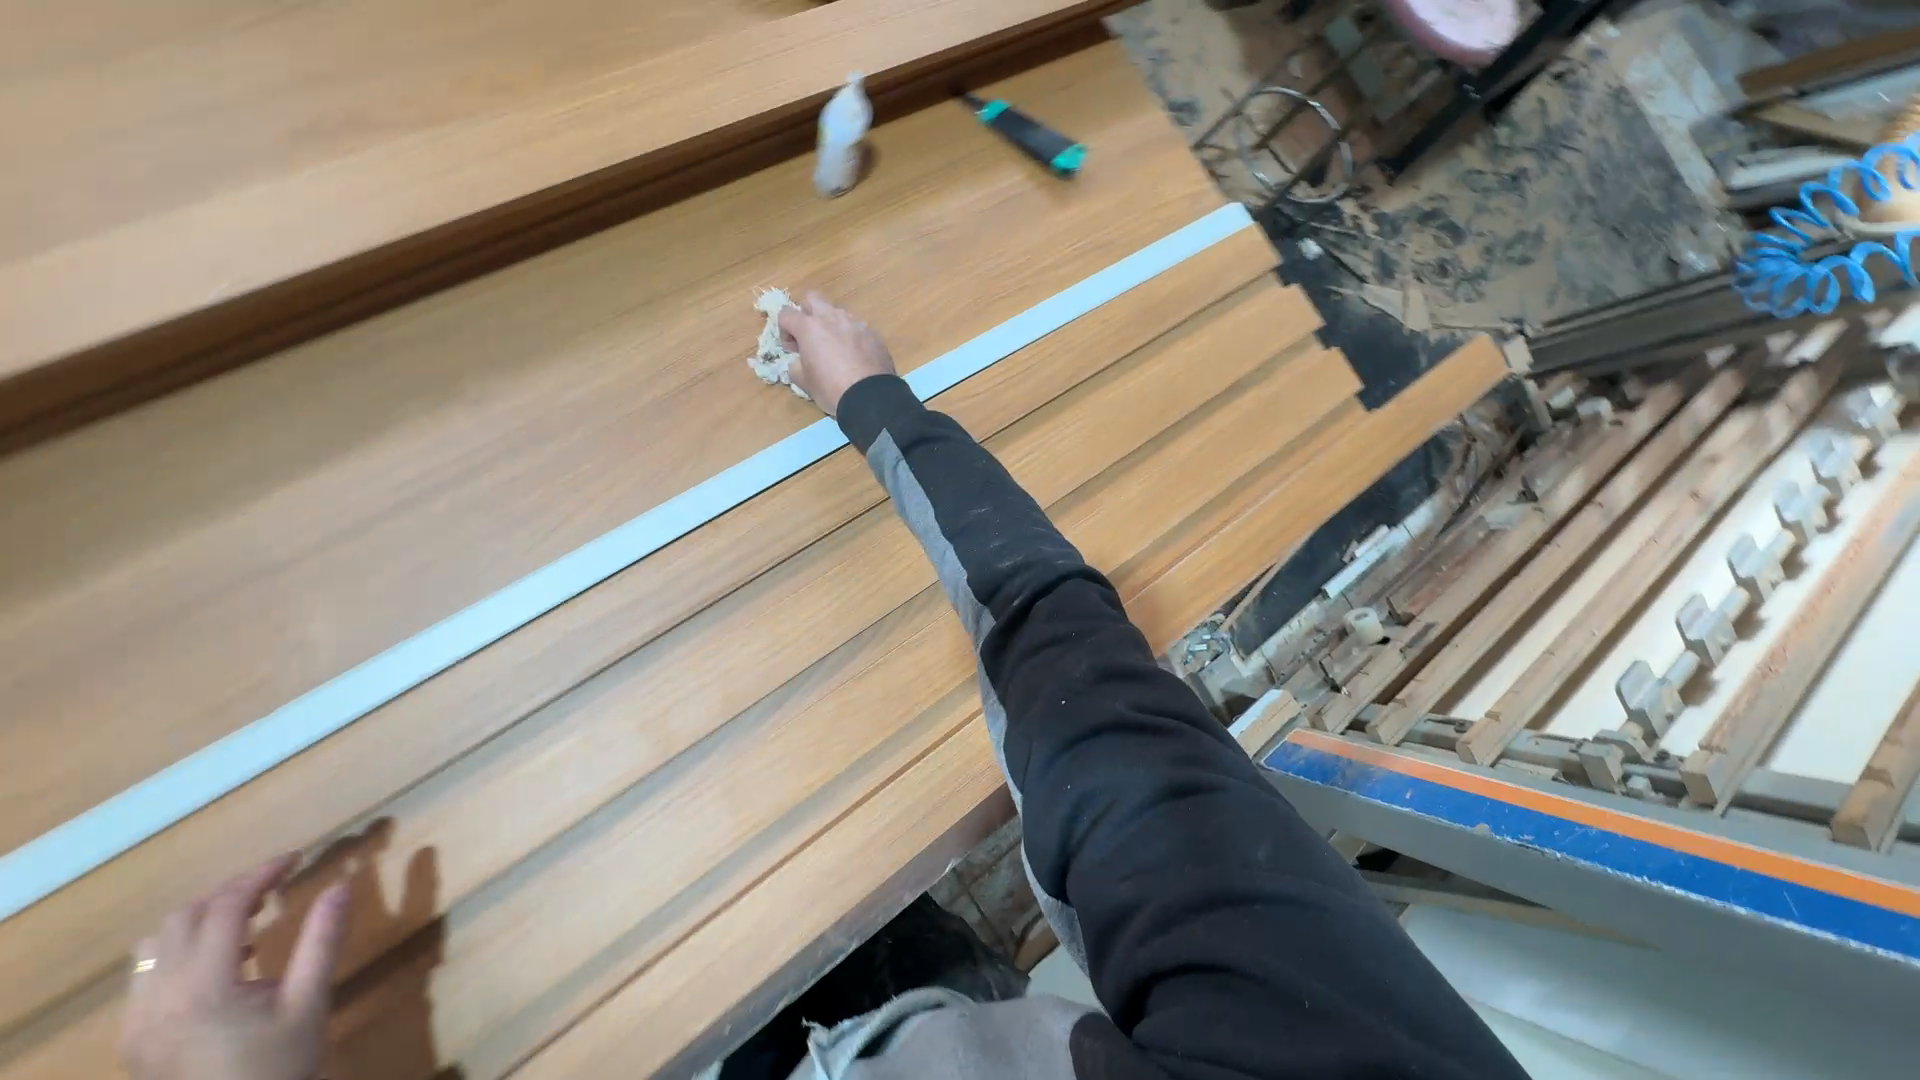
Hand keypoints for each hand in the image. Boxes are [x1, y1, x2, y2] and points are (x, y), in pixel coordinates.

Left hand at [121, 855, 350, 1079]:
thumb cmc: (278, 1065)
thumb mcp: (310, 1002)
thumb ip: (323, 941)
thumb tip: (342, 885)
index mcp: (204, 985)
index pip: (226, 907)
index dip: (261, 874)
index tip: (297, 857)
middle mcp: (158, 996)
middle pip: (184, 917)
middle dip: (232, 891)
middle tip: (276, 884)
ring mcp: (138, 1018)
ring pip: (156, 943)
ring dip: (201, 918)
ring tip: (248, 918)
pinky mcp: (134, 1036)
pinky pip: (146, 974)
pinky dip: (181, 950)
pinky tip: (221, 963)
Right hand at [777, 293, 896, 414]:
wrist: (870, 397)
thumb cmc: (831, 388)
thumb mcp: (803, 382)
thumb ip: (795, 366)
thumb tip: (799, 362)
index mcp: (809, 326)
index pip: (786, 313)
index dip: (785, 331)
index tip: (793, 350)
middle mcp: (832, 317)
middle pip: (812, 298)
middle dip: (807, 314)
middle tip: (811, 338)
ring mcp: (855, 322)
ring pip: (838, 312)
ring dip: (832, 325)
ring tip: (837, 349)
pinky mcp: (873, 332)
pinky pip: (857, 327)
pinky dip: (851, 337)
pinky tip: (856, 357)